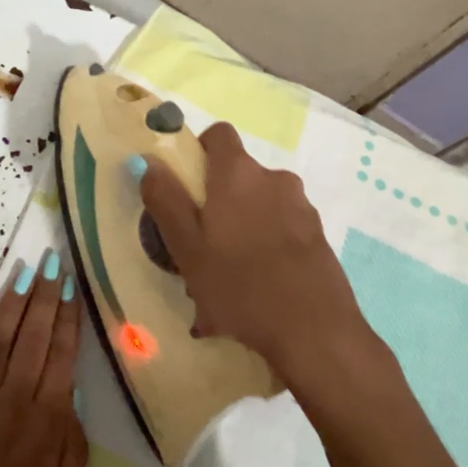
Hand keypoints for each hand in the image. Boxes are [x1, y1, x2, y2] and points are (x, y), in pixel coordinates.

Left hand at [0, 251, 87, 466]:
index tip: (70, 283)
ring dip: (9, 304)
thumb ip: (74, 448)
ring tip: (20, 271)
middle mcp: (11, 407)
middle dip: (42, 295)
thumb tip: (71, 390)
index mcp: (47, 427)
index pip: (61, 356)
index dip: (67, 317)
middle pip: (30, 338)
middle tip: (50, 259)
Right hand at [138, 123, 366, 381]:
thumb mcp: (187, 247)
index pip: (219, 134)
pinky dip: (265, 250)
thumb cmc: (240, 285)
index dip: (199, 152)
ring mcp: (302, 207)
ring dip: (241, 229)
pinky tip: (254, 293)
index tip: (186, 187)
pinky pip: (281, 231)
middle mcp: (274, 178)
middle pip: (238, 175)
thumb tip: (149, 160)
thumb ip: (165, 199)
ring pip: (260, 206)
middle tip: (199, 247)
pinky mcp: (318, 237)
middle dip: (218, 202)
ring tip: (226, 280)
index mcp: (239, 173)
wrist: (315, 332)